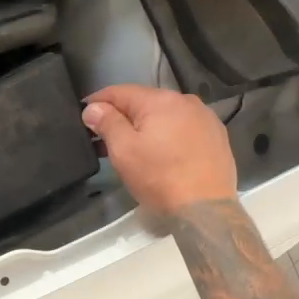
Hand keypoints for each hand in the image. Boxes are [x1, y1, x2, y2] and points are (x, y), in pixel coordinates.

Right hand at [83, 85, 238, 215]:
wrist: (204, 207)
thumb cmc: (158, 177)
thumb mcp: (124, 150)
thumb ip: (107, 123)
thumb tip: (93, 107)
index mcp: (160, 100)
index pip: (120, 91)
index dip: (97, 101)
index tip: (83, 115)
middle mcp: (185, 100)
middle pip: (143, 102)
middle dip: (121, 116)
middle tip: (103, 137)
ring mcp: (205, 116)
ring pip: (164, 114)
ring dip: (145, 125)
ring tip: (132, 147)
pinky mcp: (216, 135)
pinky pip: (182, 127)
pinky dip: (166, 134)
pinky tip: (160, 153)